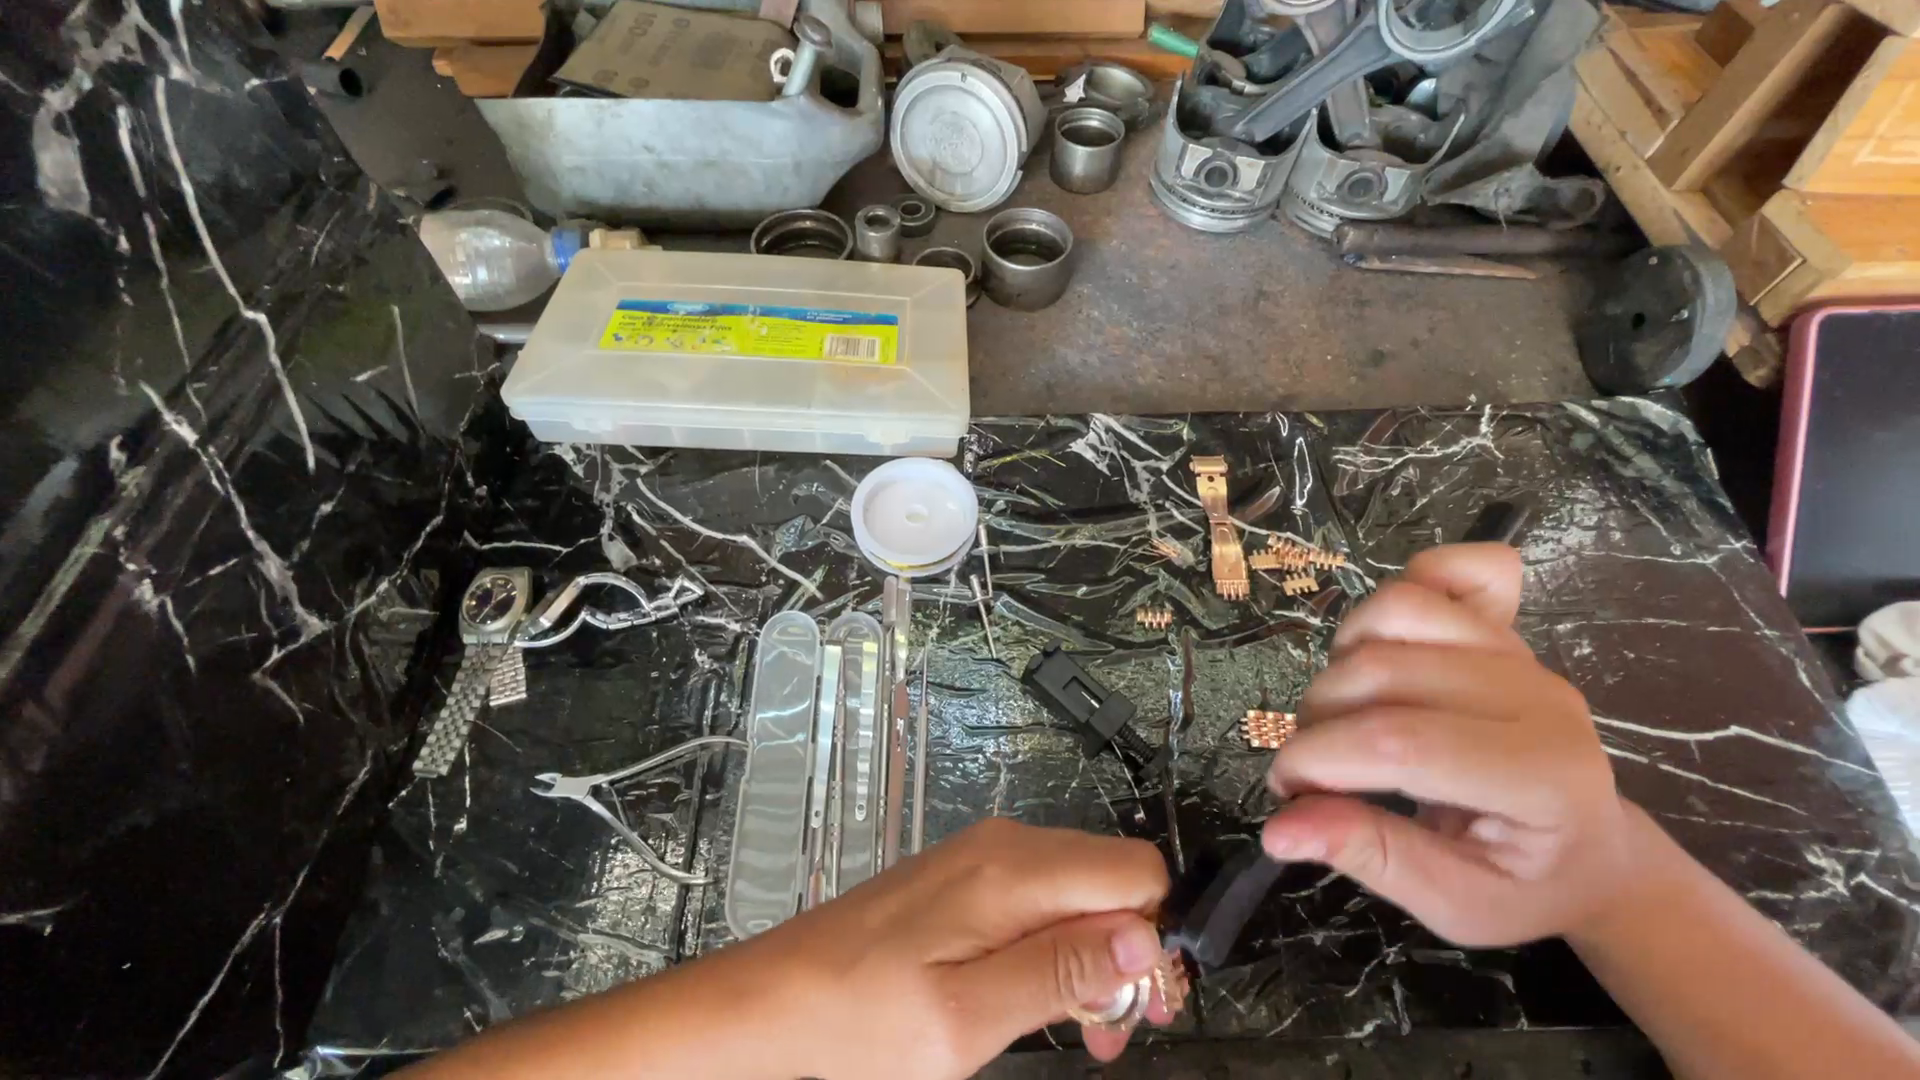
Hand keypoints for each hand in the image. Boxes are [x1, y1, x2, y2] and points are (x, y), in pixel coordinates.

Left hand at [744, 818, 1171, 1079]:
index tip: (1139, 1004)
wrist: (782, 994)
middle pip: (1113, 878)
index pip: (1136, 871)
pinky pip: (1042, 895)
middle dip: (1128, 951)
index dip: (1153, 937)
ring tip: (1076, 1025)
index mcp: (1013, 871)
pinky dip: (1056, 943)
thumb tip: (1145, 938)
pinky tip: (1035, 993)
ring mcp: (986, 856)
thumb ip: (1059, 971)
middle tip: (1109, 1030)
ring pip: (1081, 889)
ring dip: (1094, 954)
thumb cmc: (865, 1015)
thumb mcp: (967, 1015)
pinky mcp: (969, 875)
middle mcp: (1007, 845)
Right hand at [1261, 543, 1642, 946]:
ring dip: (1341, 661)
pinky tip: (1385, 639)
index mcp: (1540, 776)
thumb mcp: (1454, 904)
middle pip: (1383, 671)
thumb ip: (1370, 856)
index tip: (1284, 792)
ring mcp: (1519, 652)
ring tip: (1343, 715)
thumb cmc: (1526, 886)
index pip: (1399, 743)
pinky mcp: (1504, 627)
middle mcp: (1534, 695)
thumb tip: (1277, 830)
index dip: (1317, 758)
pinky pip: (1450, 570)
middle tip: (1309, 771)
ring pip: (1397, 610)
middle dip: (1316, 720)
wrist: (1590, 849)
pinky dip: (1409, 583)